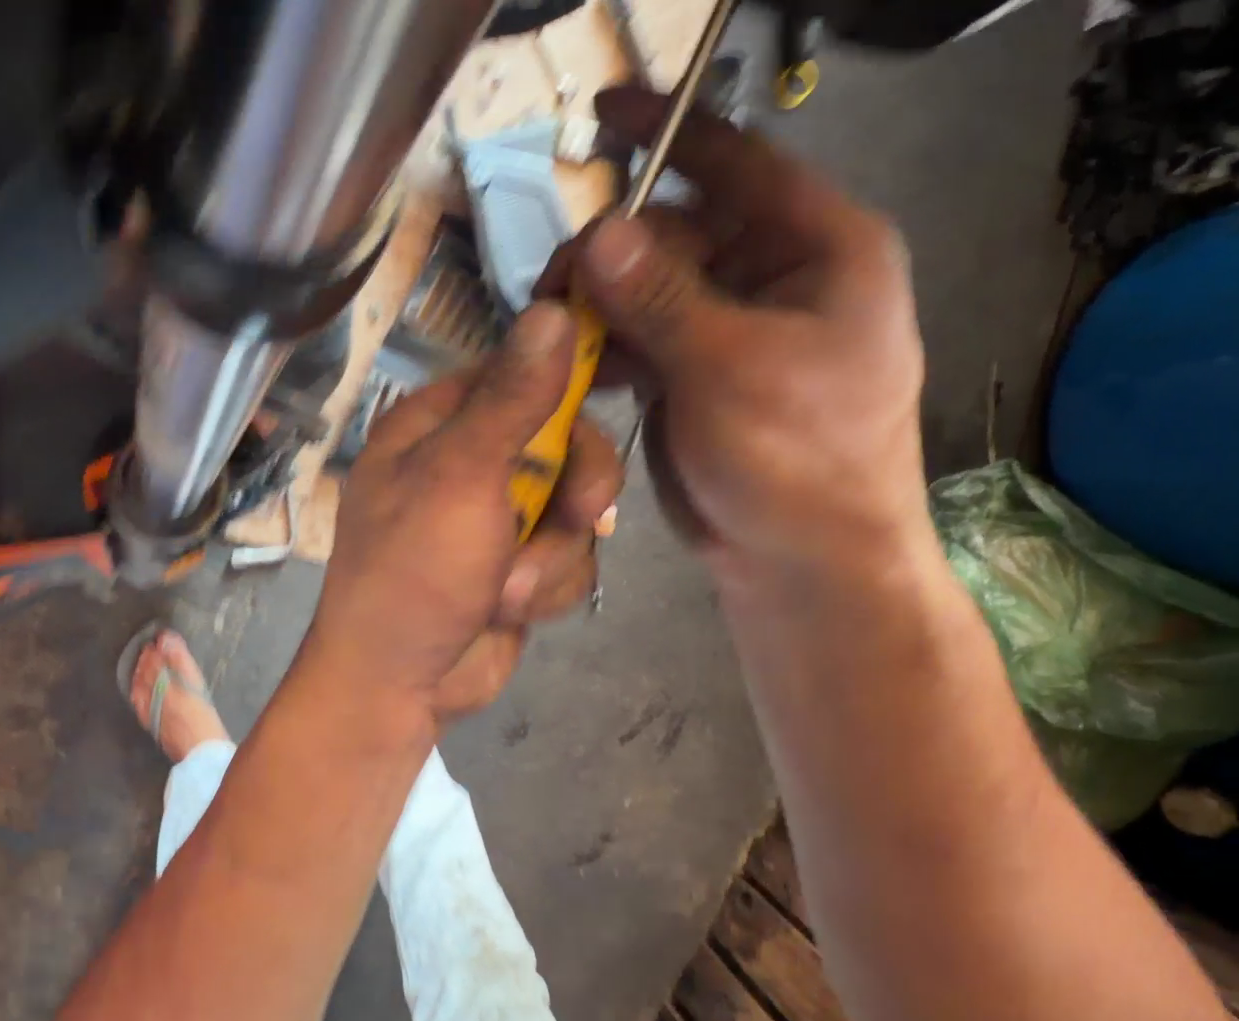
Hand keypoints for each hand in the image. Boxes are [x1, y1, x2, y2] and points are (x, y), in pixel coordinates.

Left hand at [300, 304, 621, 720]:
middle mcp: (464, 463)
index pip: (518, 372)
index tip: (611, 395)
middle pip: (562, 442)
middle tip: (577, 515)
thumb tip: (553, 310)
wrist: (396, 683)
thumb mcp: (461, 476)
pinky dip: (546, 589)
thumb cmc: (413, 571)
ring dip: (549, 558)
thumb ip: (512, 400)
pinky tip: (508, 611)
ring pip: (572, 509)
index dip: (566, 385)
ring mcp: (492, 519)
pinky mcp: (515, 567)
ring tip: (506, 591)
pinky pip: (566, 559)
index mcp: (434, 425)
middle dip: (572, 489)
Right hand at [538, 86, 930, 587]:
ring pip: (646, 286)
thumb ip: (659, 296)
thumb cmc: (796, 456)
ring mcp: (729, 328)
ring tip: (556, 330)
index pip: (739, 163)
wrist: (802, 559)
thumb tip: (595, 232)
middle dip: (611, 252)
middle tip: (556, 289)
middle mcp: (774, 276)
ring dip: (598, 302)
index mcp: (818, 250)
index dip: (672, 132)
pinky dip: (605, 344)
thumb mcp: (729, 367)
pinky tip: (577, 364)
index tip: (605, 109)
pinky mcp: (694, 373)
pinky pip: (638, 336)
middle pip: (674, 231)